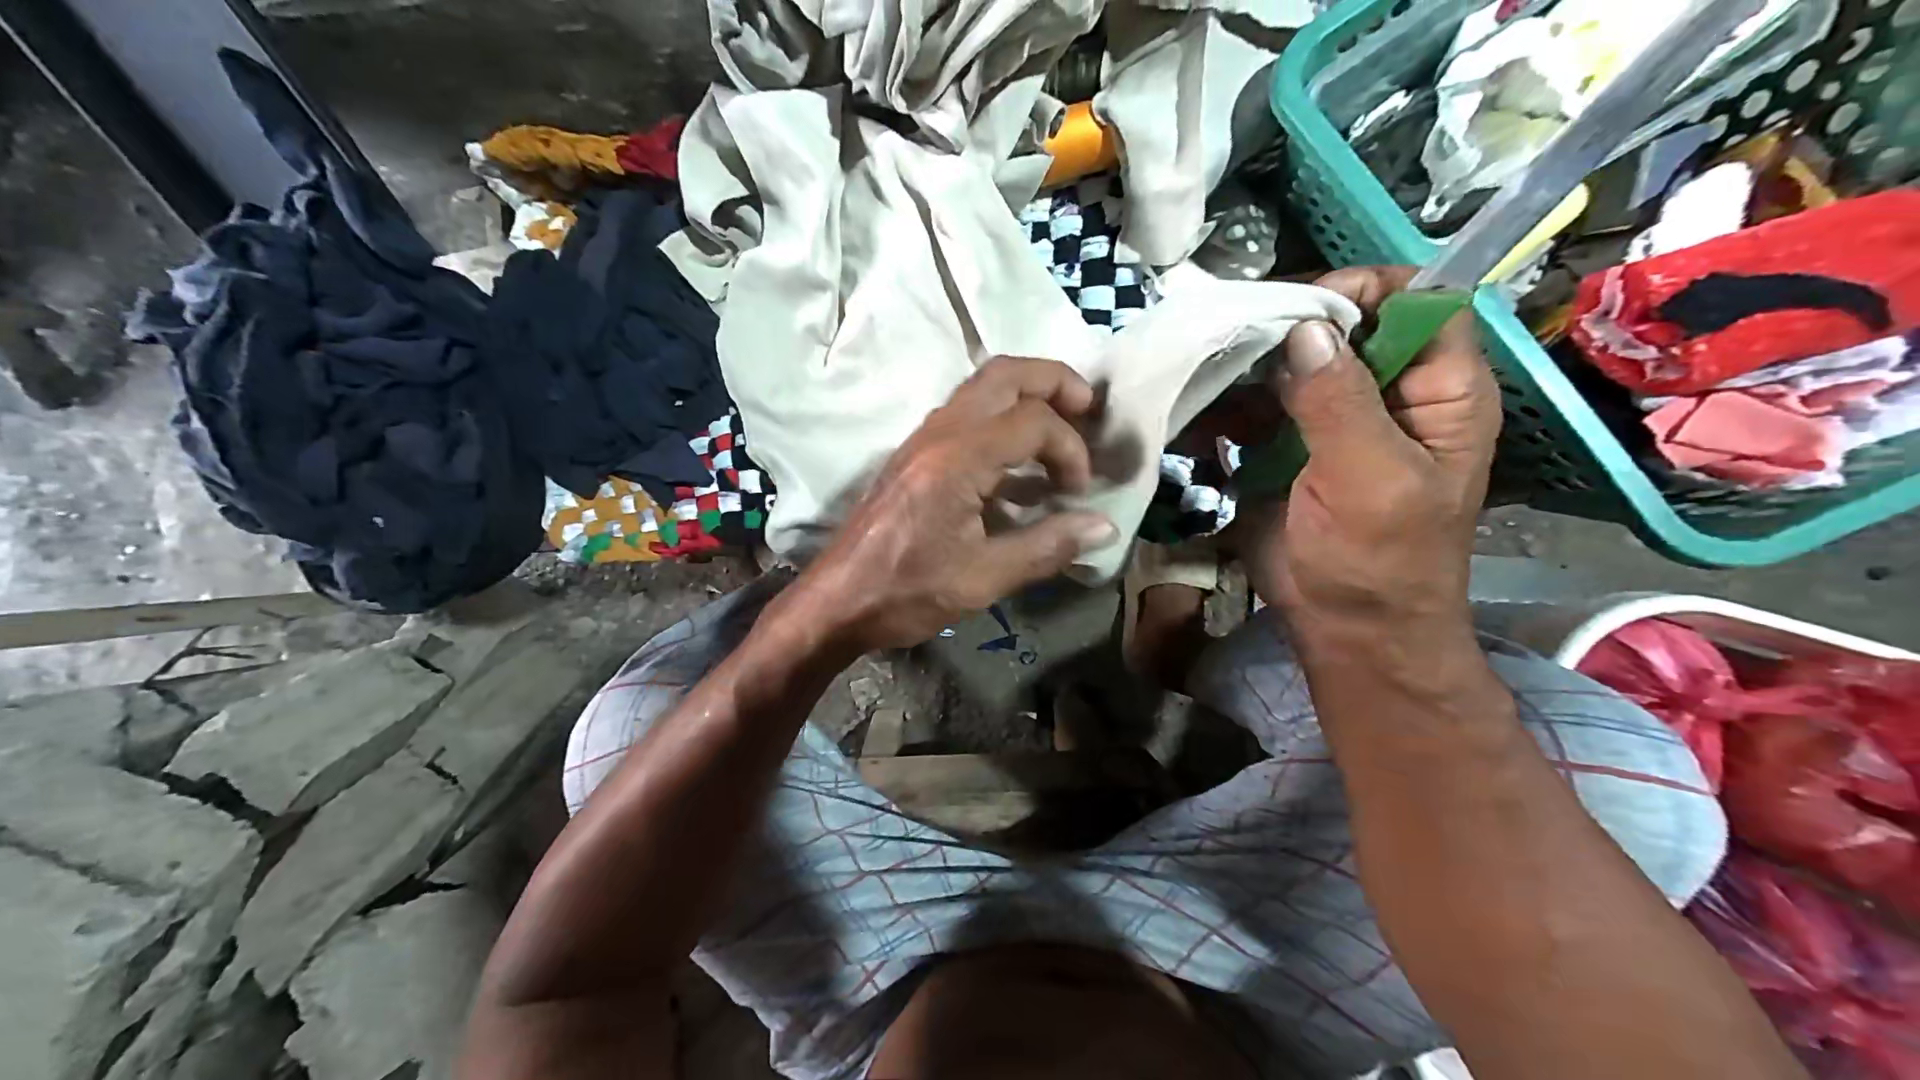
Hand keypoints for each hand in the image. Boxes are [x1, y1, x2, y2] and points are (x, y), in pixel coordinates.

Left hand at [787, 357, 1117, 654]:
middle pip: (1005, 373)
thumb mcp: (983, 578)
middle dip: (1054, 382)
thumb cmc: (906, 592)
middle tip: (1088, 411)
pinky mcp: (915, 456)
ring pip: (982, 387)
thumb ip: (1048, 546)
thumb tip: (1104, 525)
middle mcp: (938, 433)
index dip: (1071, 449)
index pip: (1033, 421)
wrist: (836, 601)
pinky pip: (966, 415)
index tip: (1079, 492)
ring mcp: (922, 440)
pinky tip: (1018, 467)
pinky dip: (1002, 420)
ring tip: (1061, 430)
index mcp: (957, 459)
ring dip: (1027, 397)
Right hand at [1236, 266, 1501, 646]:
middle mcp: (1383, 393)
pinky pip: (1251, 408)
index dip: (1364, 293)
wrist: (1344, 629)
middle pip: (1339, 326)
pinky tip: (1190, 413)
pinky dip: (1221, 406)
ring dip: (1242, 366)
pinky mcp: (1282, 447)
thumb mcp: (1373, 482)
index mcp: (1436, 391)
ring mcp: (1327, 419)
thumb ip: (1341, 404)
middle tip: (1230, 340)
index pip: (1418, 301)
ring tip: (1198, 373)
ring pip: (1286, 364)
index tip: (1300, 314)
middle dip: (1285, 327)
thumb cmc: (1380, 562)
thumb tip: (1306, 329)